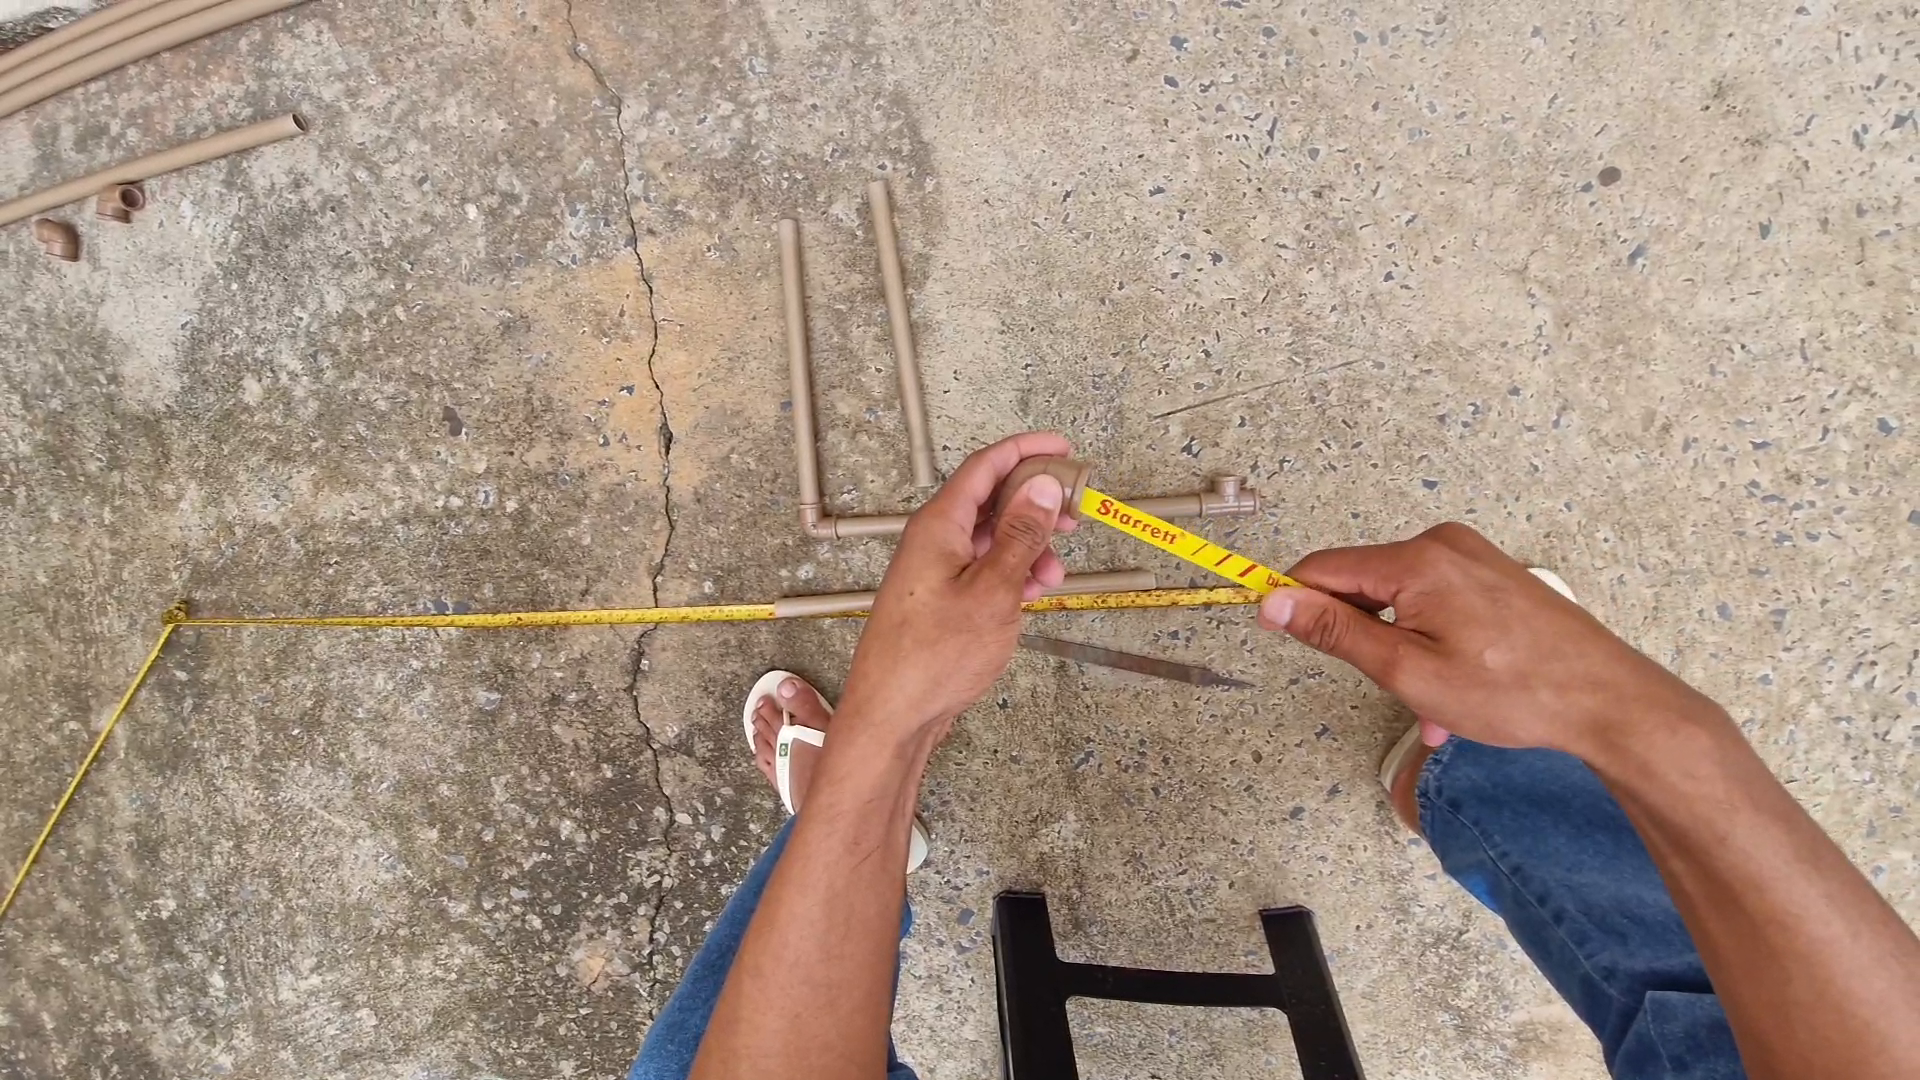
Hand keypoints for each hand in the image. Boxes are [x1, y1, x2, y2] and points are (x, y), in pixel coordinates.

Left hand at [837, 432, 1078, 740]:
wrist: (893, 713)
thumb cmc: (933, 657)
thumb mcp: (992, 591)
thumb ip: (1020, 537)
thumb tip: (1042, 489)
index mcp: (940, 524)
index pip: (985, 466)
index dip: (1026, 450)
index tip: (1062, 448)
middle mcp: (934, 539)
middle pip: (991, 500)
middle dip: (1036, 504)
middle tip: (1074, 514)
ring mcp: (936, 568)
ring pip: (991, 538)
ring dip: (1028, 546)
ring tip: (1054, 573)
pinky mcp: (940, 596)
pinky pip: (982, 567)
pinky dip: (1011, 573)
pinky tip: (1030, 593)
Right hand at [1258, 523, 1720, 758]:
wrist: (1619, 707)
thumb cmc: (1511, 693)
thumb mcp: (1406, 669)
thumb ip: (1333, 630)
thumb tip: (1272, 602)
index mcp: (1415, 560)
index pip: (1321, 568)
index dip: (1294, 602)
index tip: (1282, 636)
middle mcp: (1440, 543)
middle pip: (1359, 580)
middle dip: (1356, 630)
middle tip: (1386, 681)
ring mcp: (1470, 555)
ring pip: (1395, 594)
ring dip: (1392, 640)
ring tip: (1426, 697)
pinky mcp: (1490, 572)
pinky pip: (1430, 597)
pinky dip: (1423, 634)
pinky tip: (1448, 680)